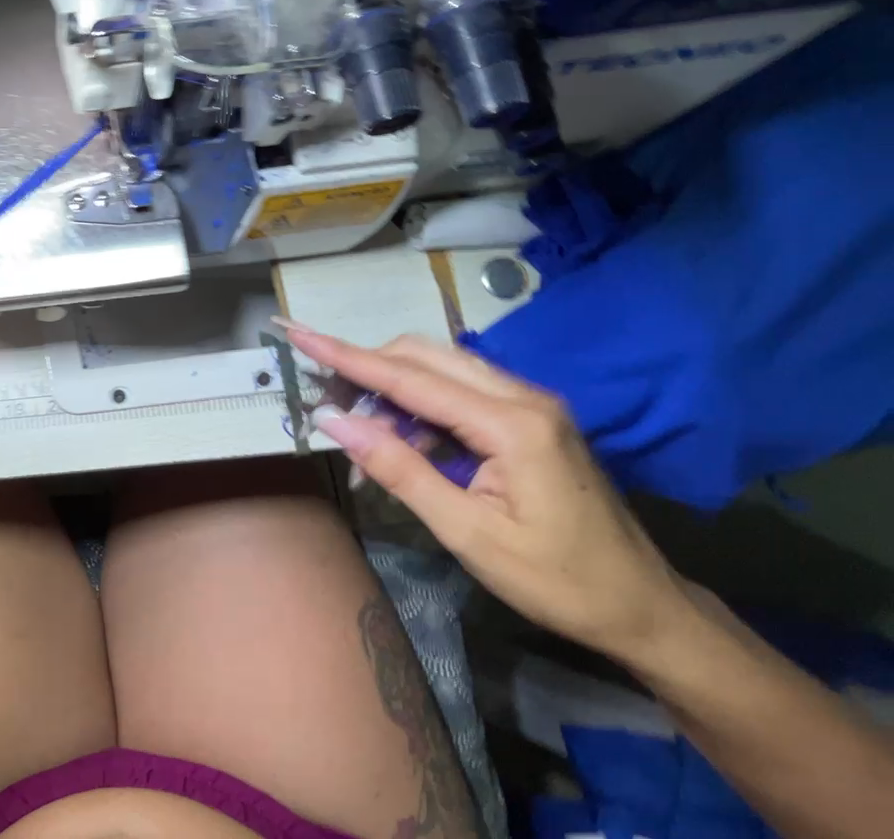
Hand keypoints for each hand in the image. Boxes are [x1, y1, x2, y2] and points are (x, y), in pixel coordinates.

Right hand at [286, 326, 690, 662]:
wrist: (643, 607)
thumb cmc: (555, 579)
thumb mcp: (466, 531)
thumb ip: (398, 469)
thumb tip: (331, 421)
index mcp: (512, 424)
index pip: (410, 378)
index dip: (346, 357)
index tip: (297, 333)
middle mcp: (524, 398)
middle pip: (426, 356)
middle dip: (366, 365)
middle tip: (319, 391)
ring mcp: (533, 406)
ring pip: (443, 368)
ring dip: (391, 385)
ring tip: (354, 423)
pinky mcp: (532, 421)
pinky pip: (462, 391)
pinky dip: (419, 404)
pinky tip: (401, 439)